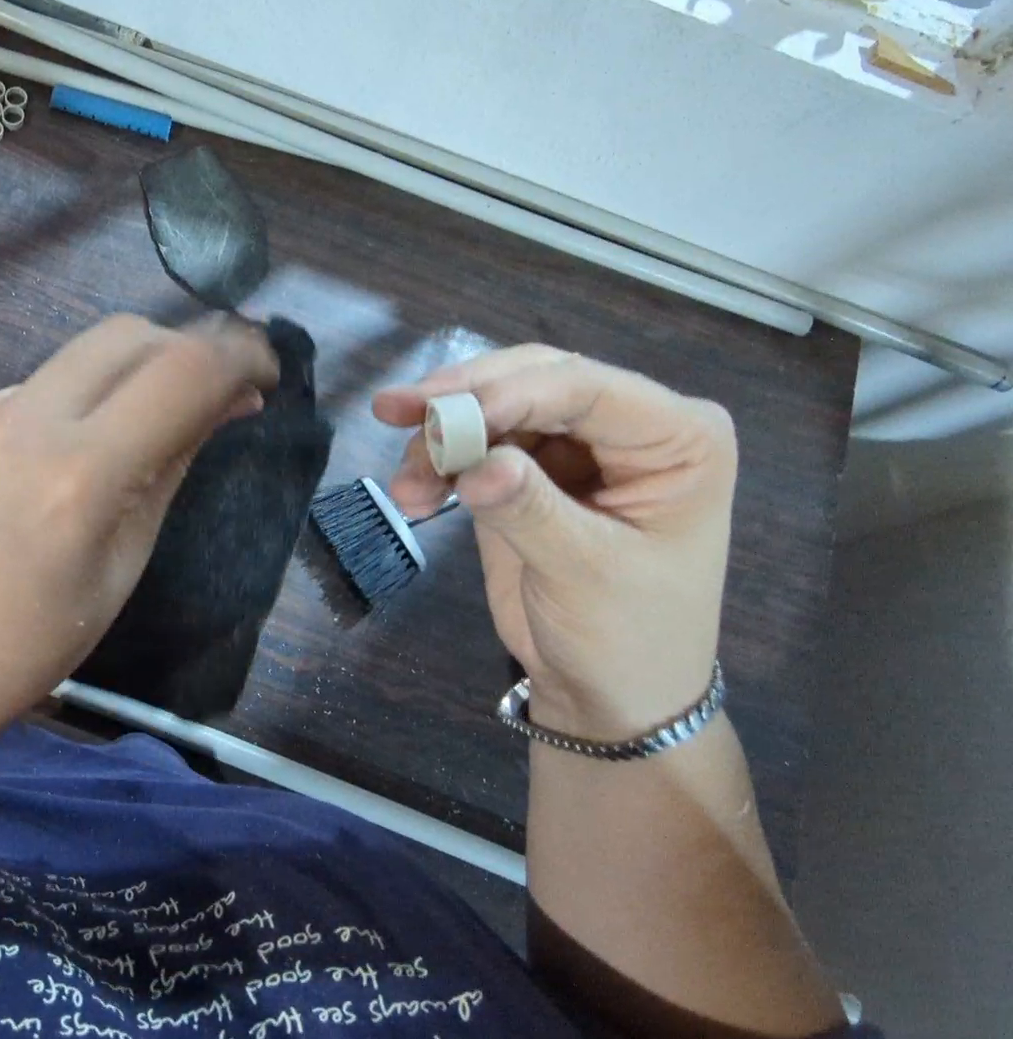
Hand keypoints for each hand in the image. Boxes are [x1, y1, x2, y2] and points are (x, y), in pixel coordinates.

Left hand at [0, 314, 278, 731]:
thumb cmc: (40, 637)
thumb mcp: (128, 560)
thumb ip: (174, 465)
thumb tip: (229, 402)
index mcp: (78, 476)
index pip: (182, 372)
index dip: (241, 357)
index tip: (267, 372)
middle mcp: (24, 422)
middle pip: (131, 334)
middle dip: (190, 349)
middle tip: (220, 392)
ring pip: (86, 348)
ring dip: (140, 365)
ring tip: (162, 413)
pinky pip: (47, 380)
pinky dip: (88, 394)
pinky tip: (87, 441)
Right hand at [374, 346, 737, 739]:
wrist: (605, 690)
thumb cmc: (628, 634)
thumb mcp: (587, 573)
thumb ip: (531, 511)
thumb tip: (475, 466)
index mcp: (675, 439)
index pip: (587, 389)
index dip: (509, 392)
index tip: (437, 416)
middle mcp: (624, 429)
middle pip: (532, 381)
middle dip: (461, 399)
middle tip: (395, 412)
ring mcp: (569, 449)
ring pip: (490, 409)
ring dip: (437, 439)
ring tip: (403, 488)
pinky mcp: (524, 474)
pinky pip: (471, 447)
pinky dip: (435, 464)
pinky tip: (411, 494)